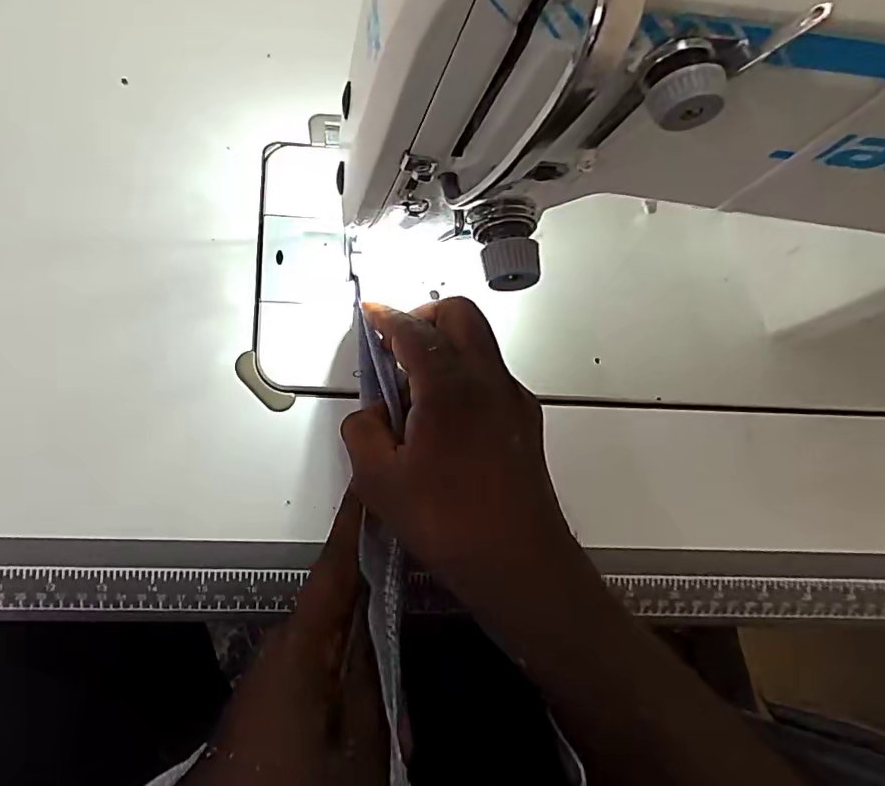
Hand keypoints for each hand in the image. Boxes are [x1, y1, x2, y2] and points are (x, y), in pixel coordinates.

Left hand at [183, 494, 386, 785]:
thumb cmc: (297, 783)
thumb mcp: (357, 743)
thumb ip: (371, 676)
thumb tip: (381, 619)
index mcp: (302, 640)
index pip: (335, 566)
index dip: (354, 523)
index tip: (367, 481)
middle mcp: (285, 639)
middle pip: (341, 604)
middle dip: (379, 603)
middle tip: (413, 600)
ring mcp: (277, 663)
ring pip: (335, 641)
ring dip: (369, 657)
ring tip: (399, 715)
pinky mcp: (275, 686)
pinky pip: (320, 667)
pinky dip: (350, 681)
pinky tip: (372, 718)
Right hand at [341, 298, 579, 596]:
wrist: (522, 570)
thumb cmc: (451, 525)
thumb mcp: (378, 480)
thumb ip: (361, 431)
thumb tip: (372, 415)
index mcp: (450, 389)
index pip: (414, 330)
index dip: (386, 316)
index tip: (371, 314)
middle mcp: (488, 384)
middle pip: (460, 315)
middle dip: (422, 316)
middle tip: (394, 342)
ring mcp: (512, 401)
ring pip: (478, 342)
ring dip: (442, 345)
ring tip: (409, 385)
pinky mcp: (523, 422)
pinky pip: (487, 374)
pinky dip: (459, 371)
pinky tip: (436, 414)